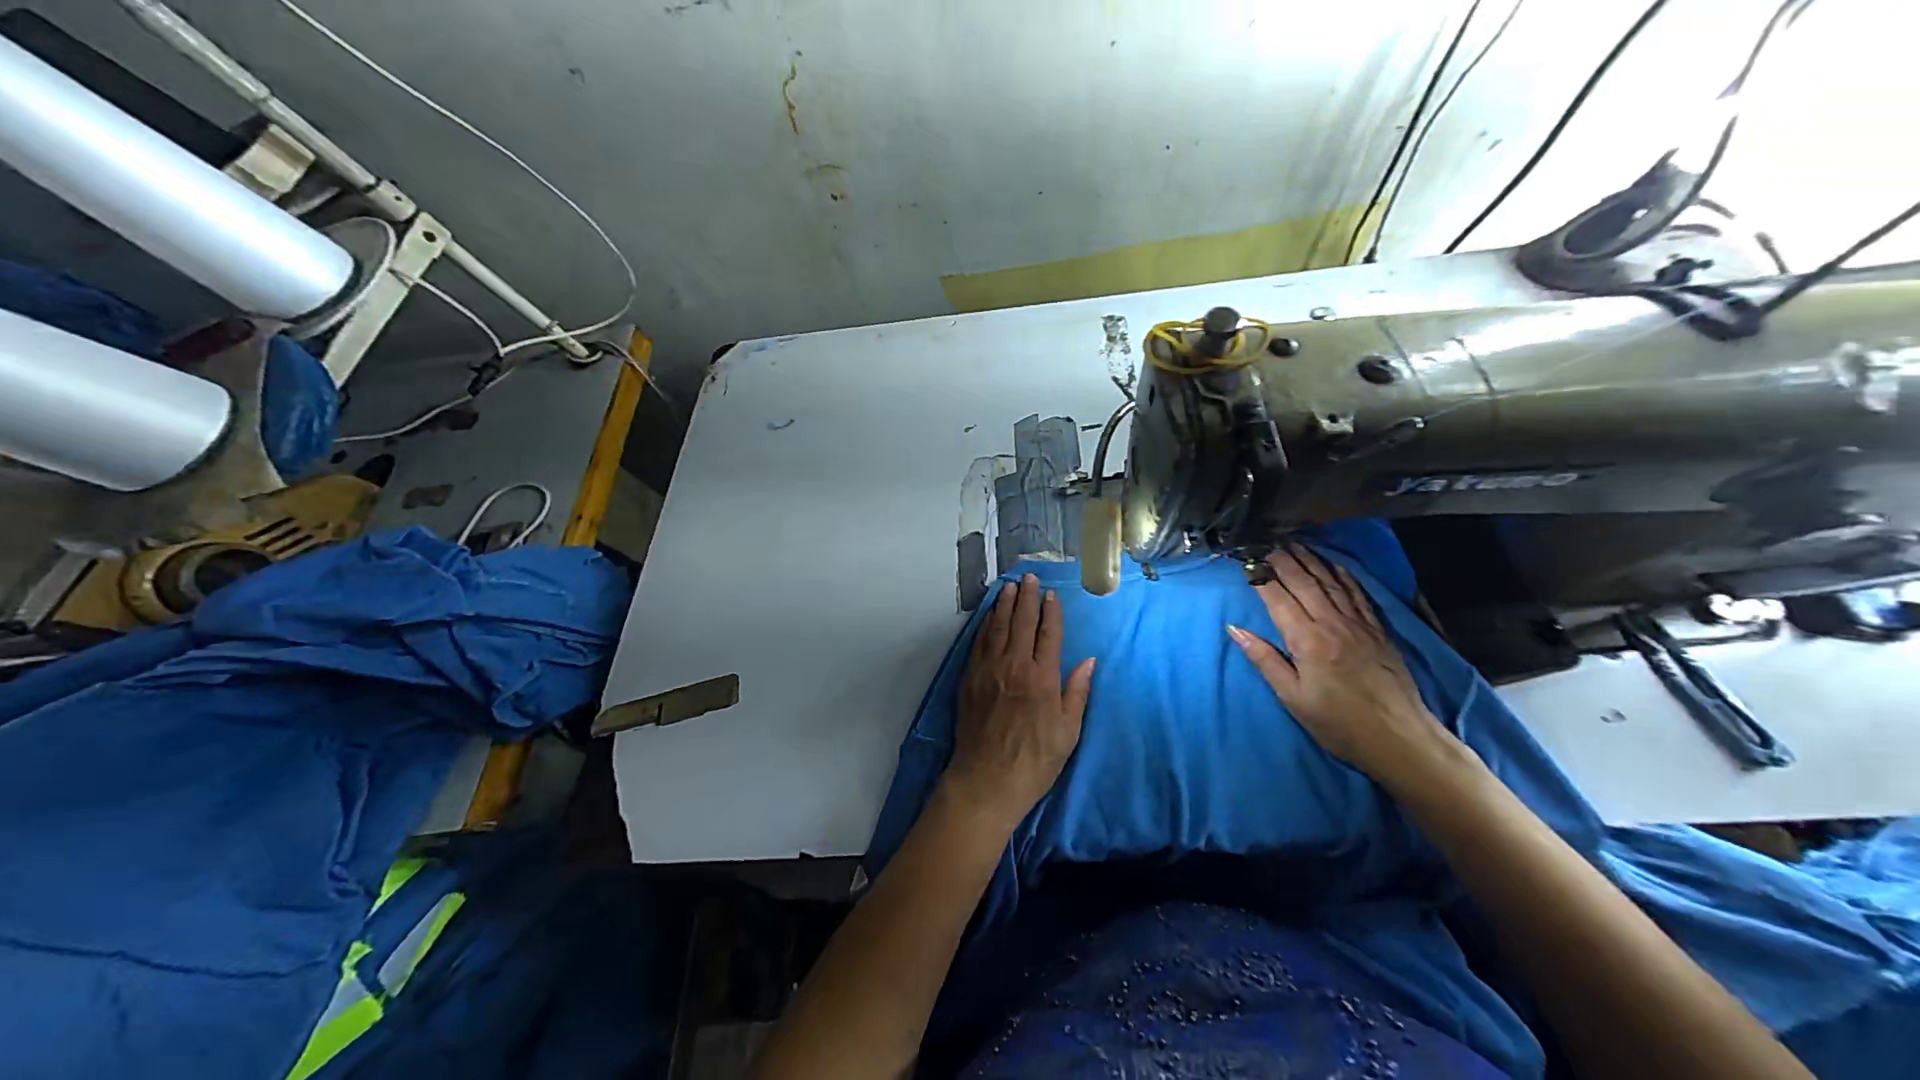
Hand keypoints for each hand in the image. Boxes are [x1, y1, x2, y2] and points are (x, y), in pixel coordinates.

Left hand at [942, 573, 1096, 832]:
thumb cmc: (1035, 761)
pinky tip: (989, 616)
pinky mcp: (970, 679)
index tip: (1052, 595)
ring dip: (1004, 605)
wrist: (987, 780)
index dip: (1051, 612)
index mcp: (1042, 678)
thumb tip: (1088, 661)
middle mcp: (1014, 666)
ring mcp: (988, 670)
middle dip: (1027, 598)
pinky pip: (978, 643)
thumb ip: (1077, 692)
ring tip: (1009, 587)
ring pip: (997, 627)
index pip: (1048, 634)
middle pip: (1021, 623)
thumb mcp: (1068, 732)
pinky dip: (985, 625)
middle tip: (1029, 577)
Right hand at [1227, 545, 1465, 792]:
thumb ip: (1265, 659)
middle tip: (1267, 541)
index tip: (1246, 559)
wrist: (1399, 738)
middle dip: (1284, 560)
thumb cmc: (1338, 723)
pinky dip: (1343, 575)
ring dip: (1310, 560)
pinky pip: (1357, 594)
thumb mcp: (1293, 698)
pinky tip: (1333, 565)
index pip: (1278, 598)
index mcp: (1308, 641)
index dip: (1261, 576)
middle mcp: (1333, 624)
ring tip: (1294, 544)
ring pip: (1330, 582)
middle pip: (1304, 582)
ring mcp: (1358, 624)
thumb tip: (1235, 629)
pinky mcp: (1377, 630)